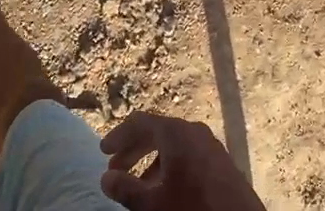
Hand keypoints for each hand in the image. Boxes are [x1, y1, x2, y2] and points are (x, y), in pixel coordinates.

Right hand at [100, 112, 266, 210]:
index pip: (139, 123)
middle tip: (115, 169)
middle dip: (133, 151)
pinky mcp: (222, 164)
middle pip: (156, 132)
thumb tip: (105, 178)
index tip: (102, 152)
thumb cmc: (193, 210)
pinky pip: (189, 156)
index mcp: (176, 133)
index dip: (118, 136)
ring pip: (173, 147)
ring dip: (152, 163)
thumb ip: (126, 190)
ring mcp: (211, 146)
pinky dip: (171, 168)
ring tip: (139, 188)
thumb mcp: (154, 205)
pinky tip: (166, 192)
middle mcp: (194, 132)